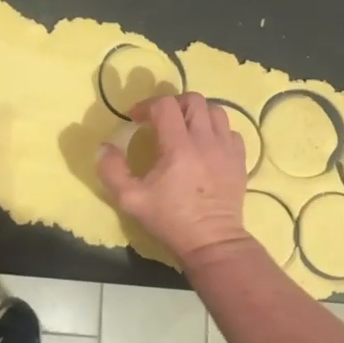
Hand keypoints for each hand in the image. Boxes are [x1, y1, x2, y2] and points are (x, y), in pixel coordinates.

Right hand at [96, 93, 250, 265]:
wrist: (212, 242)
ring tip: (183, 129)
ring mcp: (227, 149)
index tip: (136, 120)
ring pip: (216, 111)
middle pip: (194, 100)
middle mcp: (206, 140)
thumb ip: (111, 170)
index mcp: (178, 146)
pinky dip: (216, 131)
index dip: (146, 106)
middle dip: (173, 104)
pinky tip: (205, 145)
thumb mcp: (130, 199)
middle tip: (160, 120)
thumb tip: (104, 147)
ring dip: (197, 114)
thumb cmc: (170, 220)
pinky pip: (230, 131)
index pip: (164, 105)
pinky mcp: (240, 160)